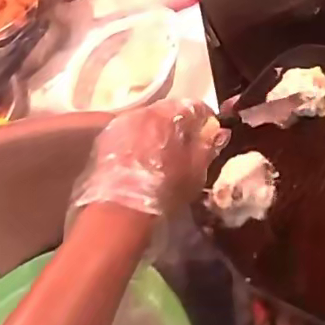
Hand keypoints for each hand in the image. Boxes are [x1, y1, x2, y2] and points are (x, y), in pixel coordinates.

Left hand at [72, 98, 221, 218]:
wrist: (116, 217)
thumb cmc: (162, 192)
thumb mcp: (195, 171)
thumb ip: (209, 146)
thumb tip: (219, 131)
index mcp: (170, 113)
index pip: (196, 106)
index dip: (205, 120)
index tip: (209, 135)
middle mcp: (146, 110)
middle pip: (169, 111)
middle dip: (179, 126)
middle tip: (186, 147)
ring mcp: (122, 123)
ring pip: (148, 122)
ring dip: (157, 133)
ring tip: (162, 156)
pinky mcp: (105, 139)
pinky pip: (130, 134)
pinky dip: (138, 142)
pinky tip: (141, 163)